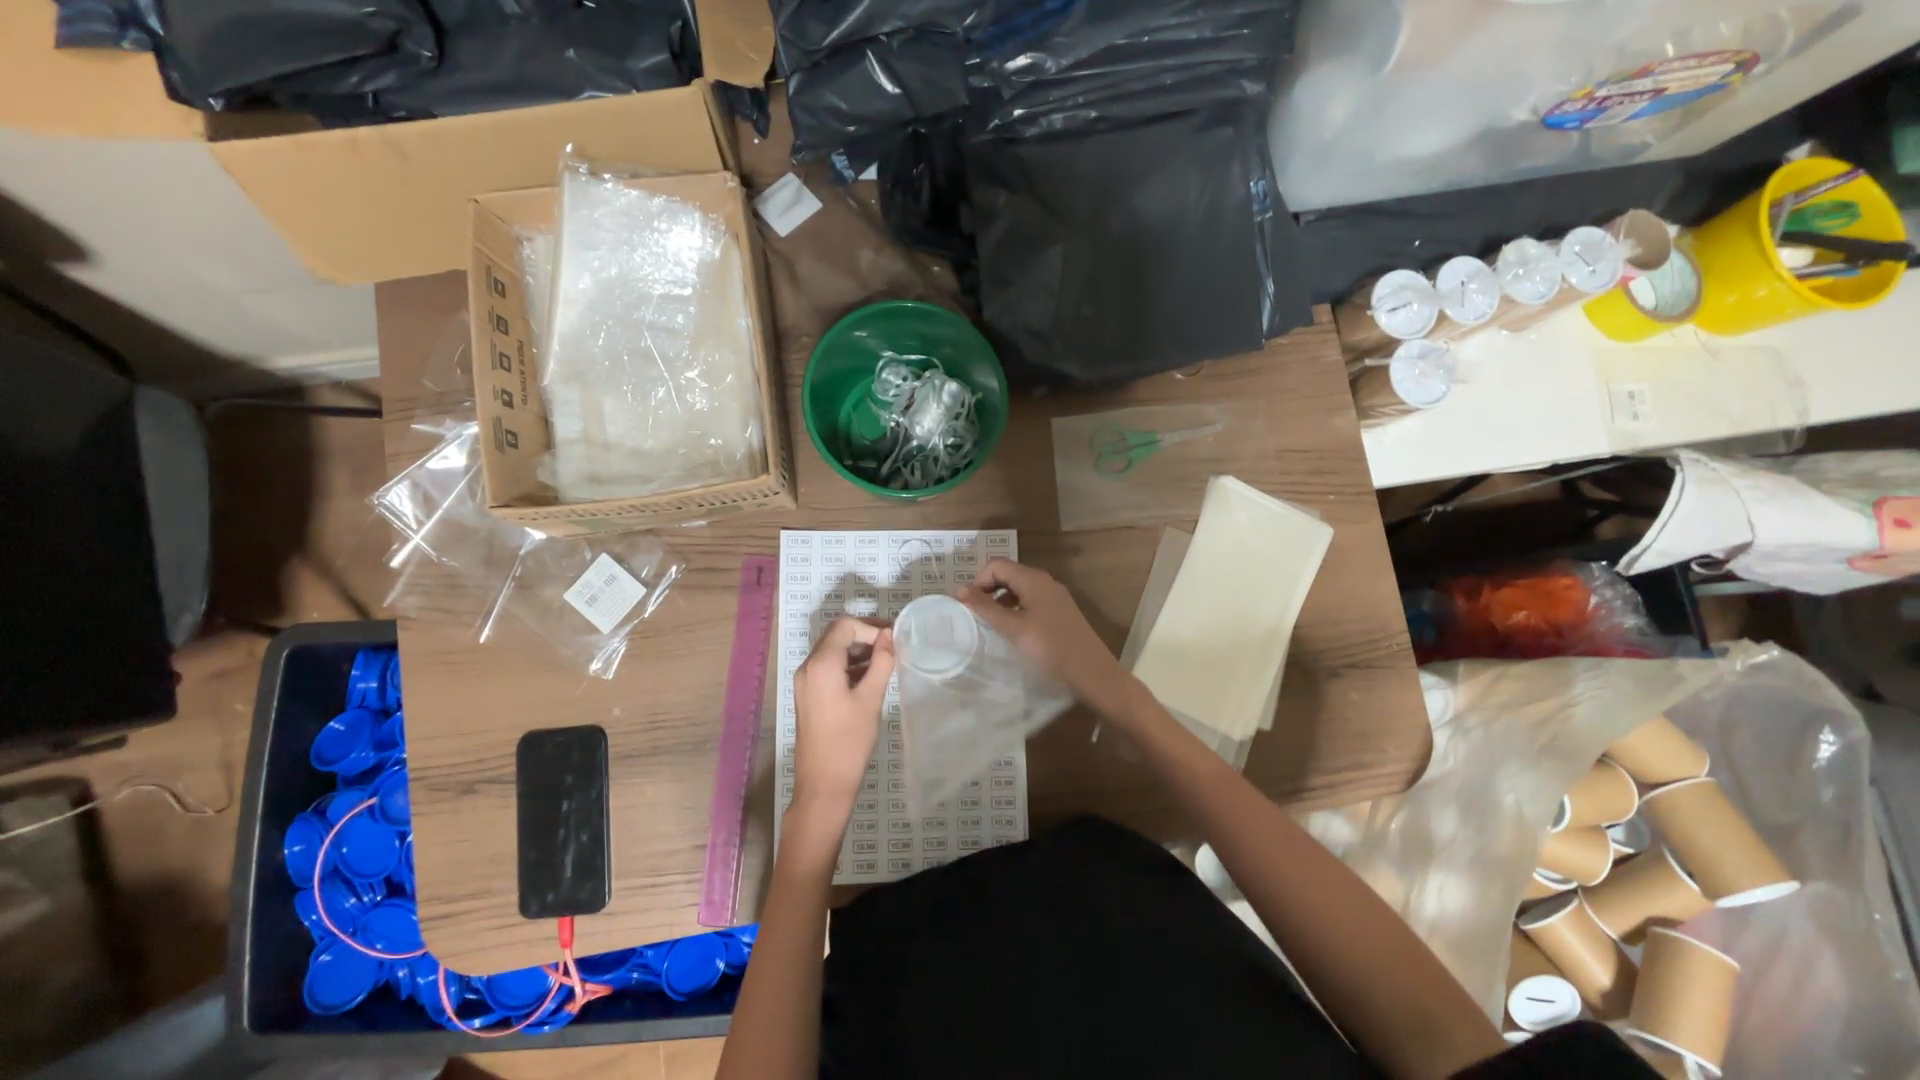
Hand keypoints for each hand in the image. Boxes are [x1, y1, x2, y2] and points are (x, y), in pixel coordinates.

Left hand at [791, 616, 894, 820]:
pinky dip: (849, 666)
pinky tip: (871, 678)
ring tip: (887, 662)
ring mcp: (805, 682)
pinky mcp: (809, 695)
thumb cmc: (850, 740)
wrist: (824, 783)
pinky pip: (828, 669)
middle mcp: (807, 667)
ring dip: (858, 652)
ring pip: (833, 652)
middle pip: (836, 636)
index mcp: (821, 664)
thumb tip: (890, 635)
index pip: (845, 626)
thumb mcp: (871, 698)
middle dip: (865, 636)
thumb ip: (881, 662)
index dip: (871, 627)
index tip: (894, 640)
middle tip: (894, 646)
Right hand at [956, 558, 1134, 718]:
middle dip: (988, 589)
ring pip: (1020, 587)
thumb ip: (986, 608)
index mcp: (1033, 579)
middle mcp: (1045, 581)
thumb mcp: (1013, 628)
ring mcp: (1054, 595)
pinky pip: (1031, 599)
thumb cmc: (1049, 647)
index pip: (996, 565)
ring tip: (993, 624)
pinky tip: (1014, 629)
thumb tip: (960, 590)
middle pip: (1008, 573)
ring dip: (1002, 599)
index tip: (969, 606)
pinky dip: (1016, 608)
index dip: (978, 581)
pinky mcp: (1060, 610)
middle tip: (977, 614)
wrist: (1090, 670)